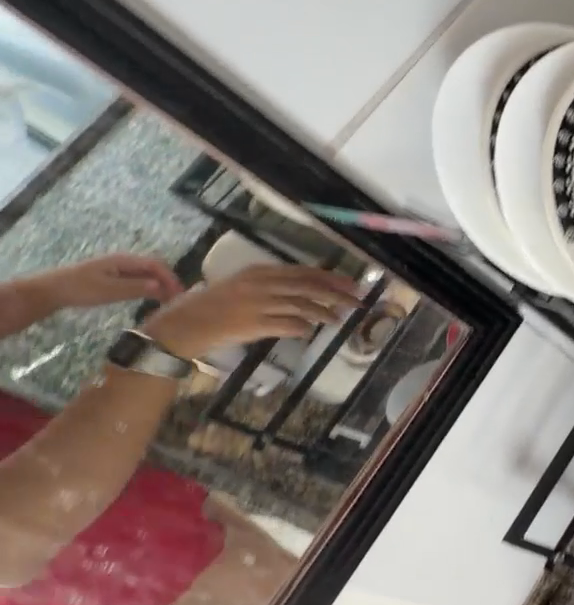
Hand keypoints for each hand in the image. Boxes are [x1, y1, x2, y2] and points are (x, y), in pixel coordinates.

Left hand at [19, 253, 181, 310]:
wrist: (49, 291)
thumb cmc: (79, 288)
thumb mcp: (110, 290)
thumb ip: (137, 288)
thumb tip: (162, 287)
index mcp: (123, 261)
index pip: (156, 265)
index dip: (170, 278)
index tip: (179, 294)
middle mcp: (123, 263)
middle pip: (154, 269)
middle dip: (168, 282)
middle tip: (177, 300)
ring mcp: (117, 270)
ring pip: (147, 276)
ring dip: (159, 287)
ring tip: (168, 302)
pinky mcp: (113, 279)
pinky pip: (138, 281)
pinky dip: (149, 289)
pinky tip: (151, 300)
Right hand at [141, 264, 361, 359]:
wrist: (183, 325)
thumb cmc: (216, 306)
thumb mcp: (244, 286)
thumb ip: (275, 285)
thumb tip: (315, 290)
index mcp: (257, 272)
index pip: (303, 272)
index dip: (332, 278)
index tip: (353, 284)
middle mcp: (259, 285)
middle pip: (308, 287)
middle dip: (338, 294)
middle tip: (358, 302)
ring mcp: (256, 304)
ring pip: (303, 306)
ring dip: (325, 313)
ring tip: (337, 320)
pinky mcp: (253, 324)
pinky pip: (290, 325)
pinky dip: (304, 328)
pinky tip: (309, 331)